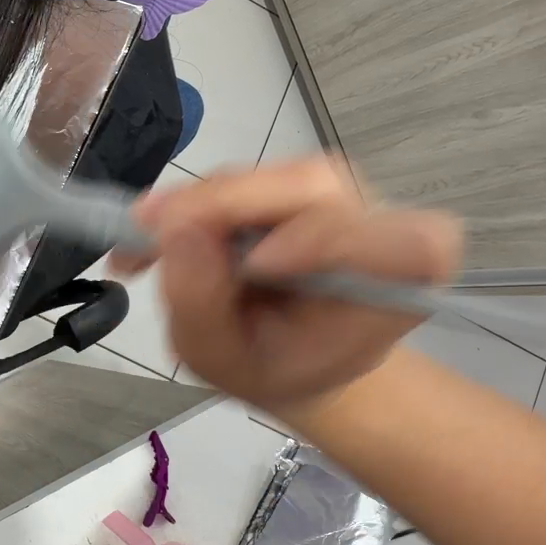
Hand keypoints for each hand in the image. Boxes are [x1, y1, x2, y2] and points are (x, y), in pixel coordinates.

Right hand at [117, 157, 461, 416]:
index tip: (255, 265)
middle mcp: (373, 226)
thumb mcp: (223, 360)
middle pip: (310, 188)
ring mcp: (335, 197)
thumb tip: (174, 229)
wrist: (287, 352)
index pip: (403, 243)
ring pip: (265, 177)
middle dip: (222, 205)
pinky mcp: (294, 185)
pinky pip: (241, 178)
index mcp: (389, 286)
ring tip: (142, 251)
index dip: (330, 239)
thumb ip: (200, 305)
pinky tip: (156, 239)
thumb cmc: (271, 367)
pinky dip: (189, 204)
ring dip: (195, 206)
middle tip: (148, 233)